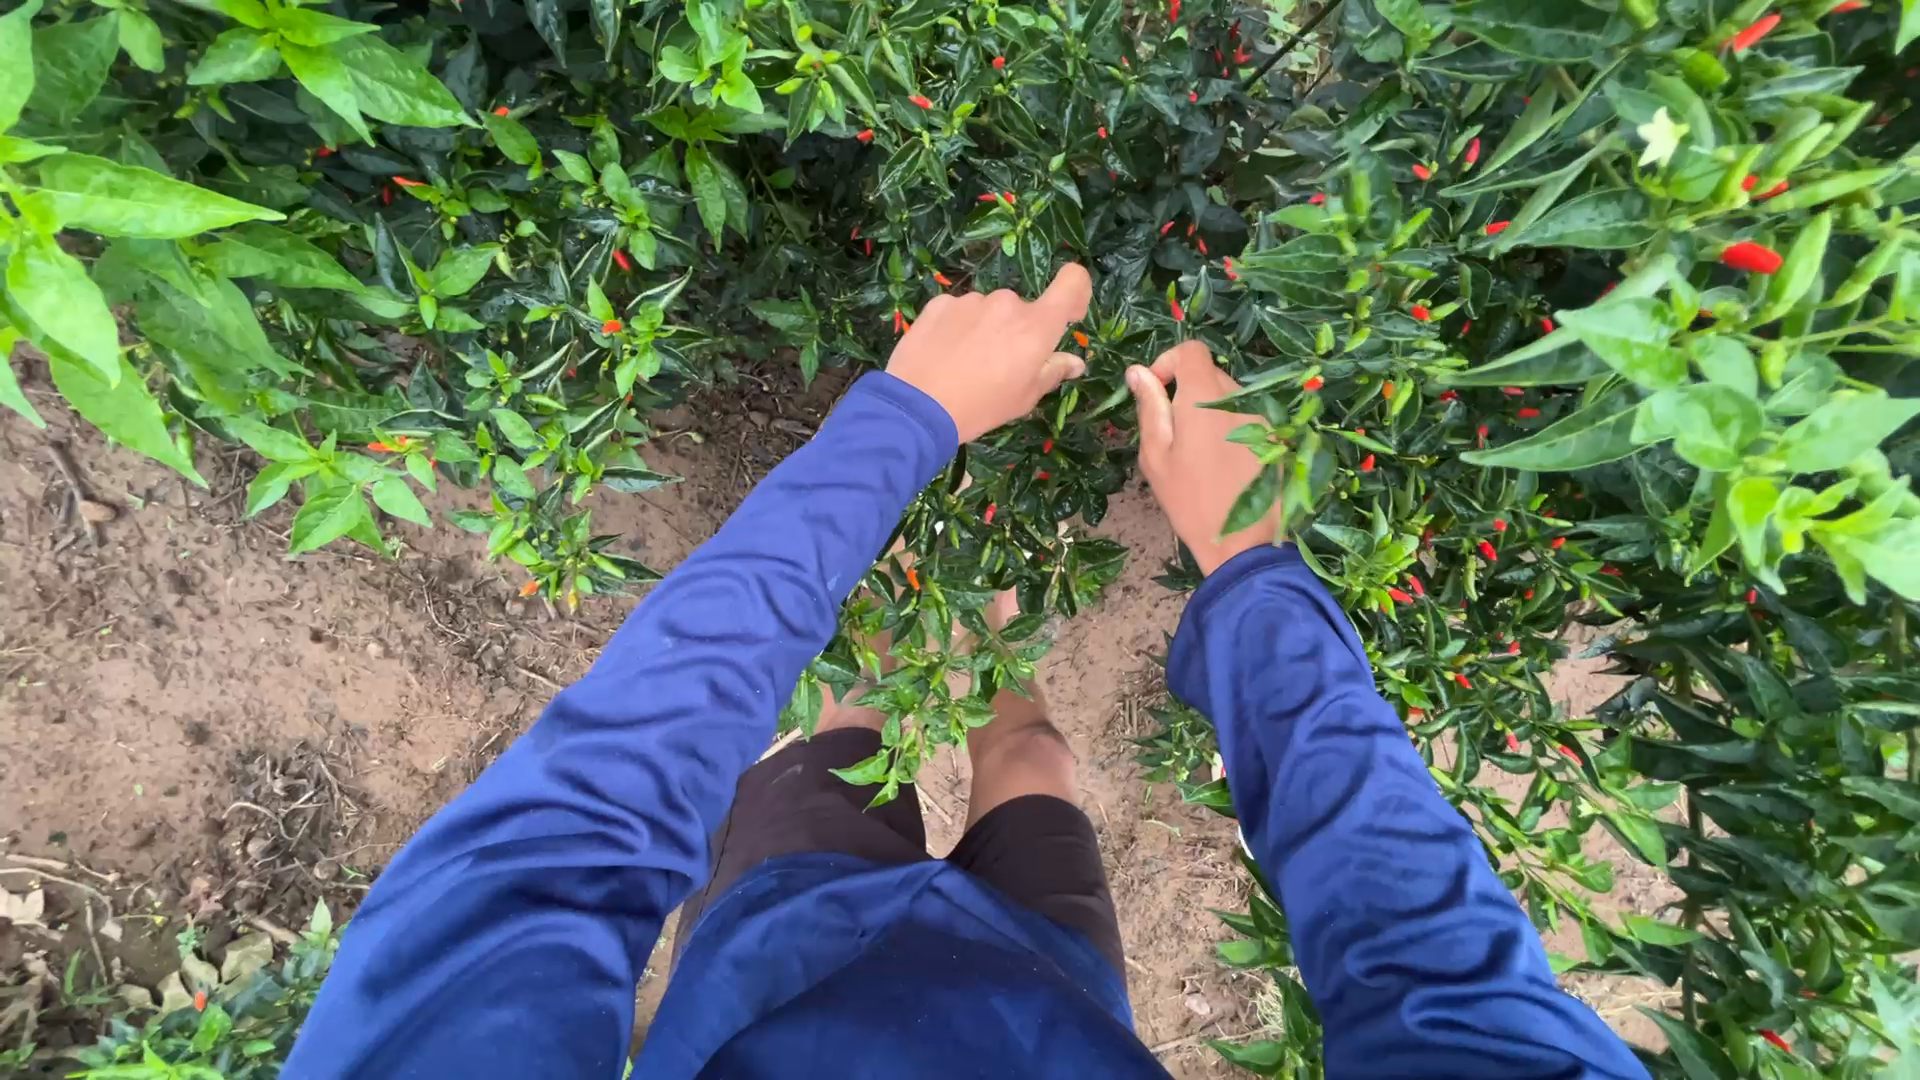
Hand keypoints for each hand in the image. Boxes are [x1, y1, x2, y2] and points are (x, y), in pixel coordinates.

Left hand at [885, 264, 1091, 442]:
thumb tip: (1074, 361)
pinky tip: (942, 355)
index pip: (1071, 281)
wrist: (918, 407)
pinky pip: (958, 312)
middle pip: (1021, 309)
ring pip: (987, 311)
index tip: (1067, 315)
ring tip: (963, 365)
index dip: (1076, 292)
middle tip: (996, 366)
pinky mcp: (940, 304)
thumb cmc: (981, 407)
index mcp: (1036, 326)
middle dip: (1015, 331)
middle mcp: (1006, 303)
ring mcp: (970, 300)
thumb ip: (1052, 372)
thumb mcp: (1024, 398)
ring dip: (983, 330)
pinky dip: (956, 328)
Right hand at [1127, 341, 1276, 575]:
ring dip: (1209, 412)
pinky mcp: (1278, 436)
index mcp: (1204, 396)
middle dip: (1186, 393)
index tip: (1155, 392)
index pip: (1191, 351)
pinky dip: (1230, 428)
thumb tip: (1138, 372)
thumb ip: (1149, 408)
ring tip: (1199, 454)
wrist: (1242, 542)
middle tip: (1172, 434)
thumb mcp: (1156, 456)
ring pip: (1228, 398)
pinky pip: (1247, 417)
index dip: (1168, 363)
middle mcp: (1239, 396)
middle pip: (1209, 374)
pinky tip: (1224, 464)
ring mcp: (1263, 415)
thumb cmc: (1189, 500)